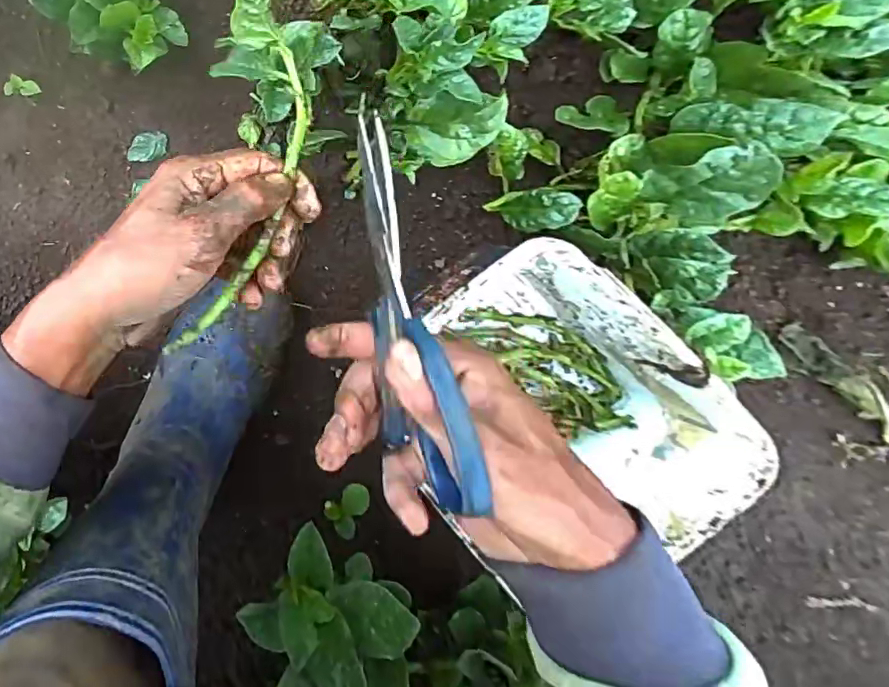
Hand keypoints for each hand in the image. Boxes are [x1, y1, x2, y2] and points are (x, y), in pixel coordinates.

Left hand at [4, 150, 320, 394]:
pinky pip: (236, 257)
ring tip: (267, 286)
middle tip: (280, 258)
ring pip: (252, 232)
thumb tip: (284, 180)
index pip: (257, 164)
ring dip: (266, 259)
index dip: (289, 184)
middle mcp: (200, 195)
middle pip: (260, 201)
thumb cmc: (148, 265)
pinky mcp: (199, 256)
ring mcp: (200, 227)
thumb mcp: (202, 232)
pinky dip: (248, 275)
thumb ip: (248, 203)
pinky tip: (252, 297)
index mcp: (196, 176)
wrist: (101, 314)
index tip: (310, 215)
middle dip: (277, 230)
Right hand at [307, 320, 638, 571]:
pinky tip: (414, 516)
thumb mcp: (479, 448)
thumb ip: (429, 404)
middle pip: (382, 384)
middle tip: (335, 438)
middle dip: (353, 409)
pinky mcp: (438, 460)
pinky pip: (401, 464)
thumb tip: (394, 351)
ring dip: (357, 444)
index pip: (403, 343)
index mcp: (462, 373)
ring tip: (333, 464)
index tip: (318, 344)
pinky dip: (399, 490)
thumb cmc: (538, 487)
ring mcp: (440, 426)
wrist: (570, 549)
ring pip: (383, 422)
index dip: (359, 339)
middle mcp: (446, 392)